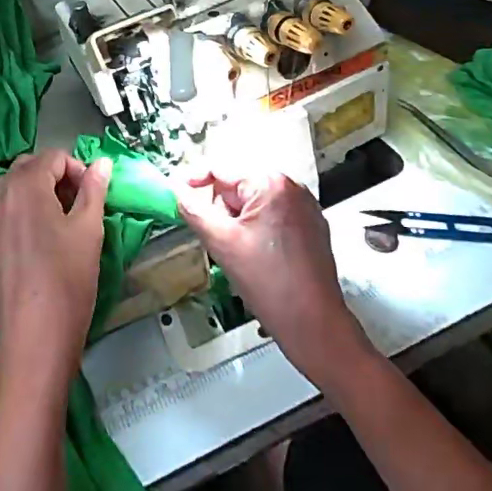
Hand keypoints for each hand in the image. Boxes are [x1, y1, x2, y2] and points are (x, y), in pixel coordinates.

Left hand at [0, 150, 110, 380]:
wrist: (36, 335)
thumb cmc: (69, 277)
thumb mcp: (90, 228)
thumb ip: (94, 189)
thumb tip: (101, 162)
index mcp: (26, 185)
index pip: (54, 157)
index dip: (78, 170)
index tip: (93, 193)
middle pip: (28, 168)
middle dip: (54, 177)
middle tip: (78, 203)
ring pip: (9, 189)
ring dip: (33, 192)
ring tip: (56, 219)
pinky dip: (6, 215)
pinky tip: (22, 233)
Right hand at [175, 164, 371, 378]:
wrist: (312, 322)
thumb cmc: (273, 285)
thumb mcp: (221, 243)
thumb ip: (194, 211)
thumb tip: (179, 193)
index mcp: (271, 184)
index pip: (223, 168)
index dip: (197, 179)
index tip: (181, 190)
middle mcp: (292, 187)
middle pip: (240, 185)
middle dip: (223, 208)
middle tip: (221, 239)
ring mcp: (305, 206)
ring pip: (256, 202)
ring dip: (240, 221)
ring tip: (242, 253)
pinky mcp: (311, 225)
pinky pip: (274, 215)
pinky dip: (259, 229)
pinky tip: (260, 257)